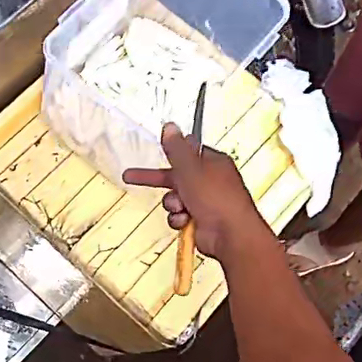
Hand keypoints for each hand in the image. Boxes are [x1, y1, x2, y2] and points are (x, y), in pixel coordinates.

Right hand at [123, 123, 269, 260]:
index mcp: (212, 162)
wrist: (230, 234)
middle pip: (175, 176)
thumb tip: (170, 126)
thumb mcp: (191, 168)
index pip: (186, 153)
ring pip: (173, 198)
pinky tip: (186, 221)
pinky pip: (177, 216)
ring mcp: (204, 201)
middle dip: (157, 180)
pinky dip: (179, 219)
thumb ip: (177, 149)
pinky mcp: (198, 220)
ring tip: (181, 207)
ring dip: (173, 204)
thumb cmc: (216, 198)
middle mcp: (208, 181)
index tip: (157, 150)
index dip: (171, 153)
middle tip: (131, 176)